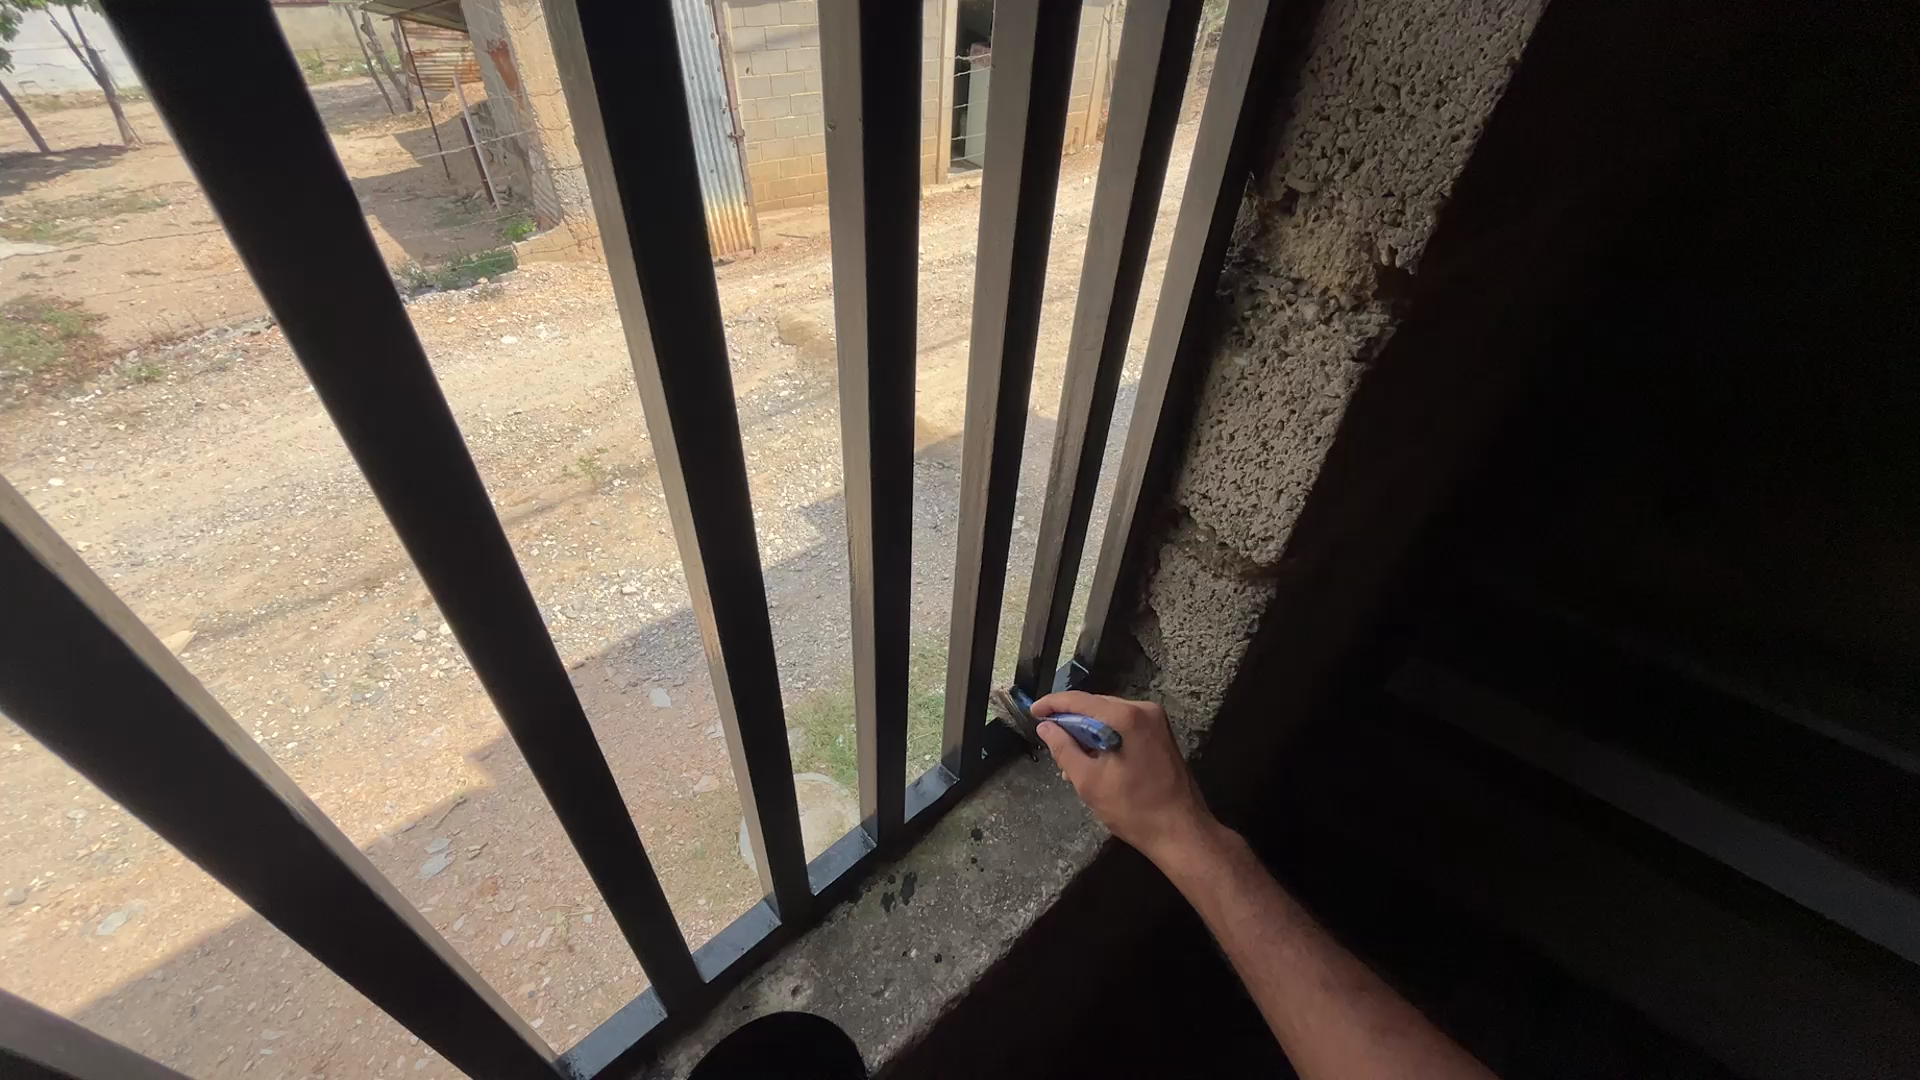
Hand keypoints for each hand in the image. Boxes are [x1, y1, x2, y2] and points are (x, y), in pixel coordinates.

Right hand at [1032, 691, 1215, 864]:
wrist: (1182, 832)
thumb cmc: (1135, 809)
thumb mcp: (1089, 781)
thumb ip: (1064, 748)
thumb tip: (1045, 727)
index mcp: (1127, 717)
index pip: (1080, 700)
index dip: (1053, 704)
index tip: (1033, 712)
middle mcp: (1144, 710)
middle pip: (1096, 705)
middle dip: (1071, 720)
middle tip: (1049, 738)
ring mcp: (1156, 720)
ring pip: (1109, 715)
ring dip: (1087, 730)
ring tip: (1069, 756)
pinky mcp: (1160, 733)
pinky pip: (1124, 724)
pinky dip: (1106, 735)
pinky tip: (1093, 757)